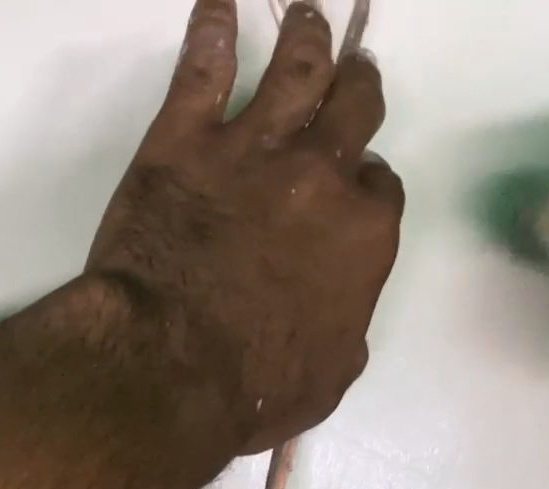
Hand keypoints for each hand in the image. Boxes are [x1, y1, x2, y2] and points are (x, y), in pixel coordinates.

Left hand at [87, 0, 403, 454]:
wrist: (169, 368)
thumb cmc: (252, 391)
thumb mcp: (325, 382)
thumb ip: (344, 333)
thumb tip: (343, 321)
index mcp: (363, 238)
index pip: (378, 188)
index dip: (365, 184)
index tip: (352, 186)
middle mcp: (320, 178)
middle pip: (352, 110)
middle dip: (356, 91)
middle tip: (352, 76)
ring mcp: (252, 151)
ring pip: (295, 71)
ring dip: (307, 38)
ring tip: (309, 16)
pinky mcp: (182, 142)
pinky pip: (203, 67)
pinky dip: (212, 29)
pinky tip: (217, 6)